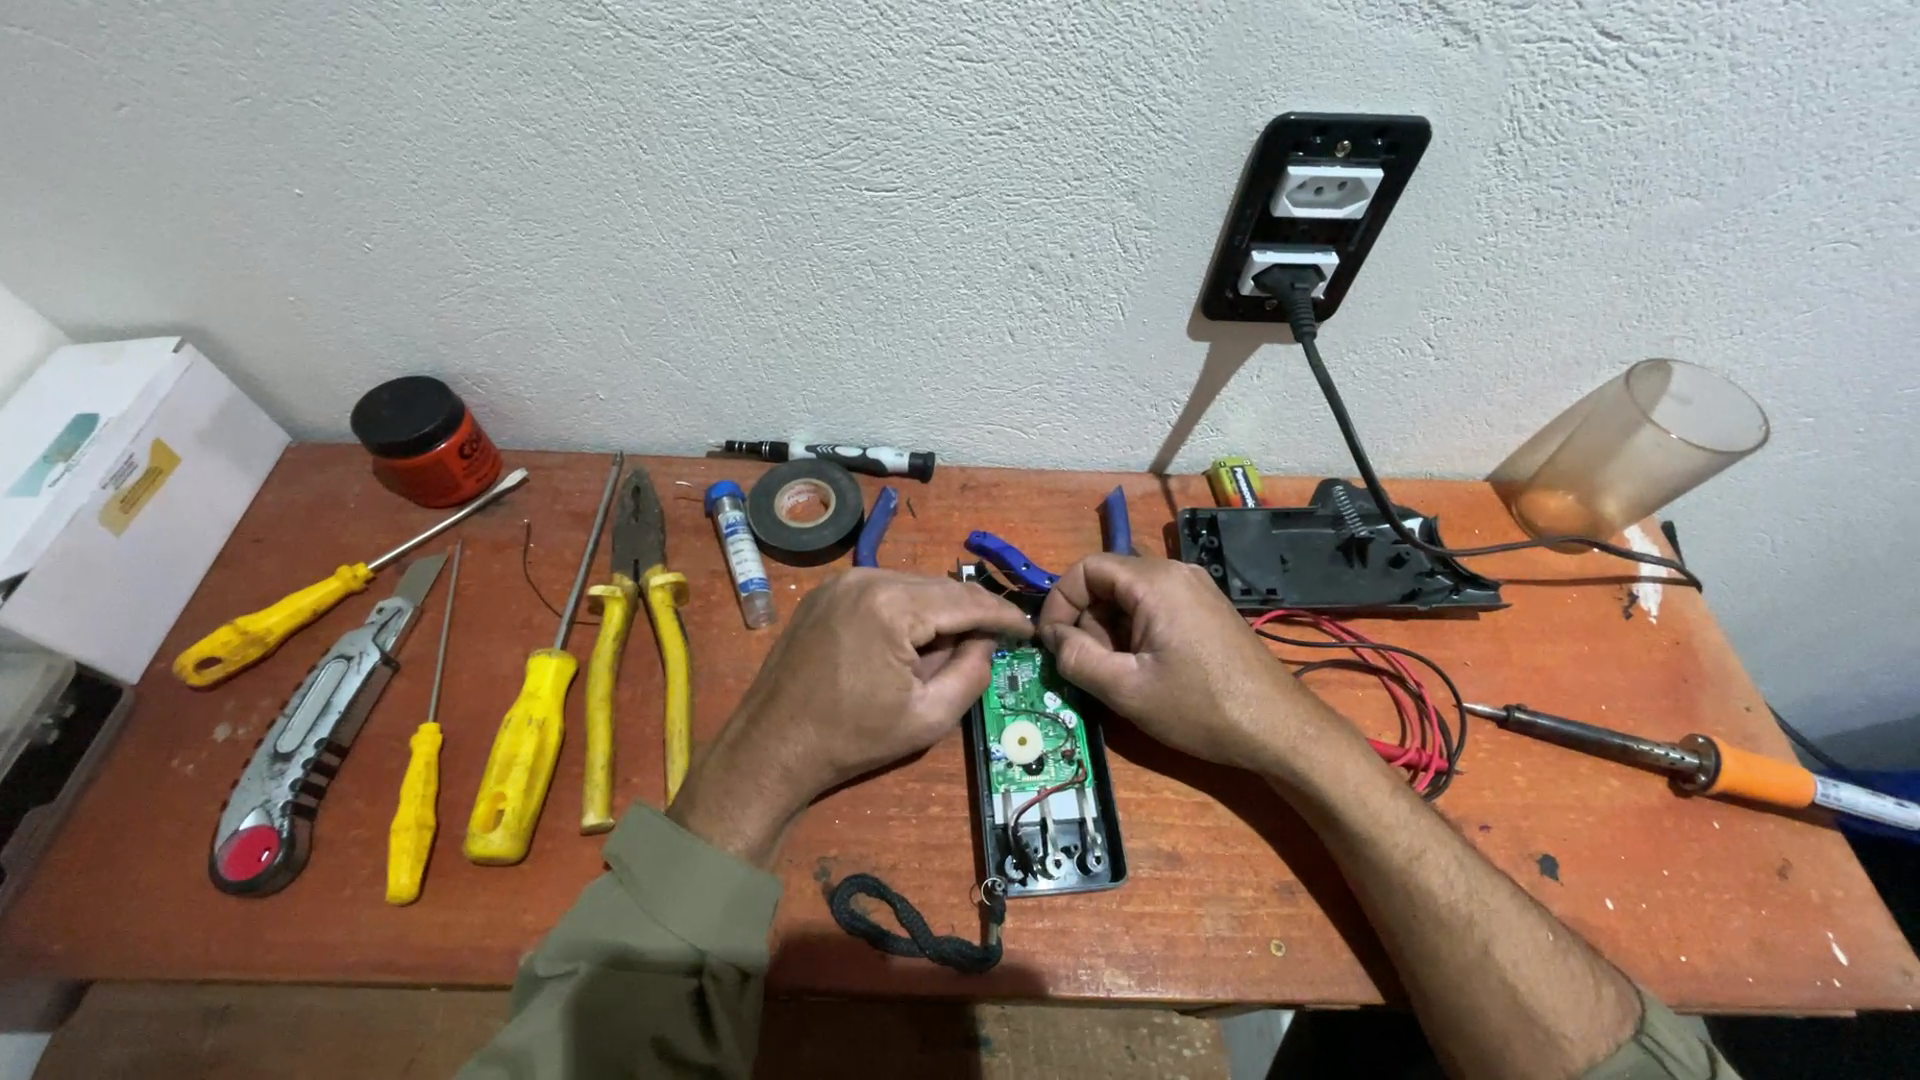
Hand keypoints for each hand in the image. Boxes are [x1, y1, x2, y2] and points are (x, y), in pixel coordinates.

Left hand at [670, 570, 1032, 864]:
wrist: (772, 746)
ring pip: (913, 587)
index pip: (966, 601)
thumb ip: (972, 673)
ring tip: (954, 647)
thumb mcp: (929, 717)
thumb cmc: (853, 739)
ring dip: (939, 612)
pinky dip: (908, 610)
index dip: (1003, 615)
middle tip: (997, 641)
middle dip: (971, 614)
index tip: (1028, 630)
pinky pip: (884, 591)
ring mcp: (842, 582)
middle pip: (940, 588)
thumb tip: (987, 641)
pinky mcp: (826, 593)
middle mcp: (867, 578)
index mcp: (892, 606)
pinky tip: (914, 640)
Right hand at [1036, 554, 1346, 772]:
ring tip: (1119, 675)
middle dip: (1086, 621)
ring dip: (1110, 631)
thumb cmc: (1201, 708)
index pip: (1086, 568)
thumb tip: (1054, 639)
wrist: (1280, 730)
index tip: (1051, 642)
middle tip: (1089, 666)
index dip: (1059, 601)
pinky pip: (1155, 608)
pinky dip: (1135, 633)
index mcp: (1155, 581)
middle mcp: (1176, 572)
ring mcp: (1196, 590)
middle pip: (1108, 581)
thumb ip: (1076, 659)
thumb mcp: (1126, 690)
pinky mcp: (1207, 610)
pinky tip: (1145, 670)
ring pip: (1130, 597)